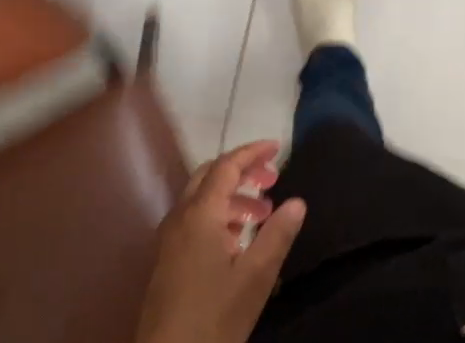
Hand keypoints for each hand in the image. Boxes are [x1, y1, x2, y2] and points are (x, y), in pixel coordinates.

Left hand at [135, 141, 307, 342]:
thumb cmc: (214, 317)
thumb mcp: (256, 277)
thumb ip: (278, 234)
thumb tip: (298, 201)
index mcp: (200, 214)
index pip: (227, 166)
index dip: (252, 152)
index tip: (278, 147)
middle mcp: (179, 218)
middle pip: (210, 176)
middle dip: (242, 171)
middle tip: (271, 179)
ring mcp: (169, 240)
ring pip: (201, 199)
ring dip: (232, 195)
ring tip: (262, 213)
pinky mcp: (167, 260)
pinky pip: (194, 219)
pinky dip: (218, 214)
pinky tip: (238, 239)